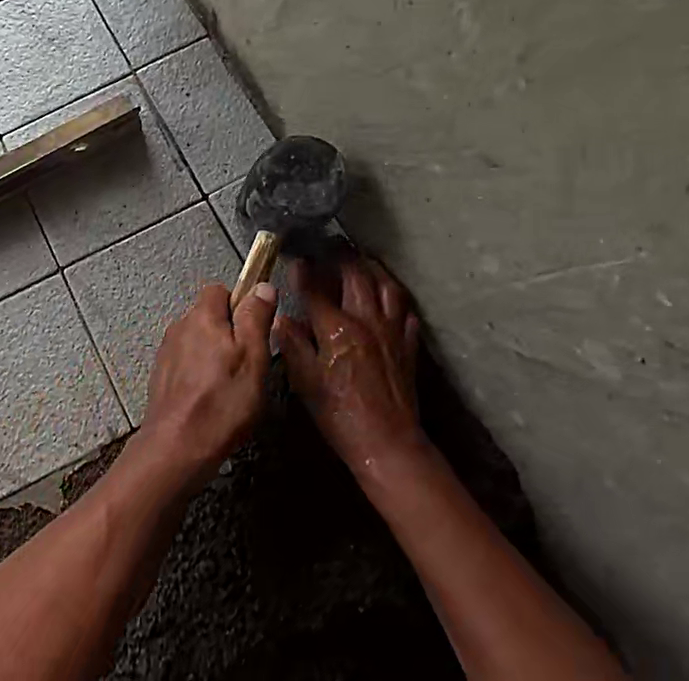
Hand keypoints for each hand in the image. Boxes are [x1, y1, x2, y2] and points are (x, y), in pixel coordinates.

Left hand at [132, 282, 276, 490]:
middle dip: (229, 333)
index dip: (241, 305)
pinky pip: (187, 365)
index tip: (255, 329)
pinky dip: (200, 376)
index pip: (221, 289)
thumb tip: (263, 287)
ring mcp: (167, 354)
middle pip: (209, 316)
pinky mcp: (162, 380)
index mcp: (202, 315)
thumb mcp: (253, 355)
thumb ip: (256, 316)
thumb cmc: (221, 403)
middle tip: (248, 362)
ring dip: (214, 356)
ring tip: (231, 386)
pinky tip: (212, 399)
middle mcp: (179, 328)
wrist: (177, 450)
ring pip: (198, 342)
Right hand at [274, 255, 427, 474]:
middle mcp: (366, 321)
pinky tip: (391, 299)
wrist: (387, 442)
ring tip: (363, 260)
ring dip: (373, 268)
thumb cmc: (340, 415)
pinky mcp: (407, 346)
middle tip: (332, 245)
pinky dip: (397, 300)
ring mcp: (391, 331)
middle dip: (342, 256)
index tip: (298, 258)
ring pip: (386, 286)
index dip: (306, 272)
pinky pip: (405, 313)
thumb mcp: (306, 384)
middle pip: (356, 276)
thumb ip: (294, 346)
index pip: (317, 290)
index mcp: (337, 329)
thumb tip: (280, 319)